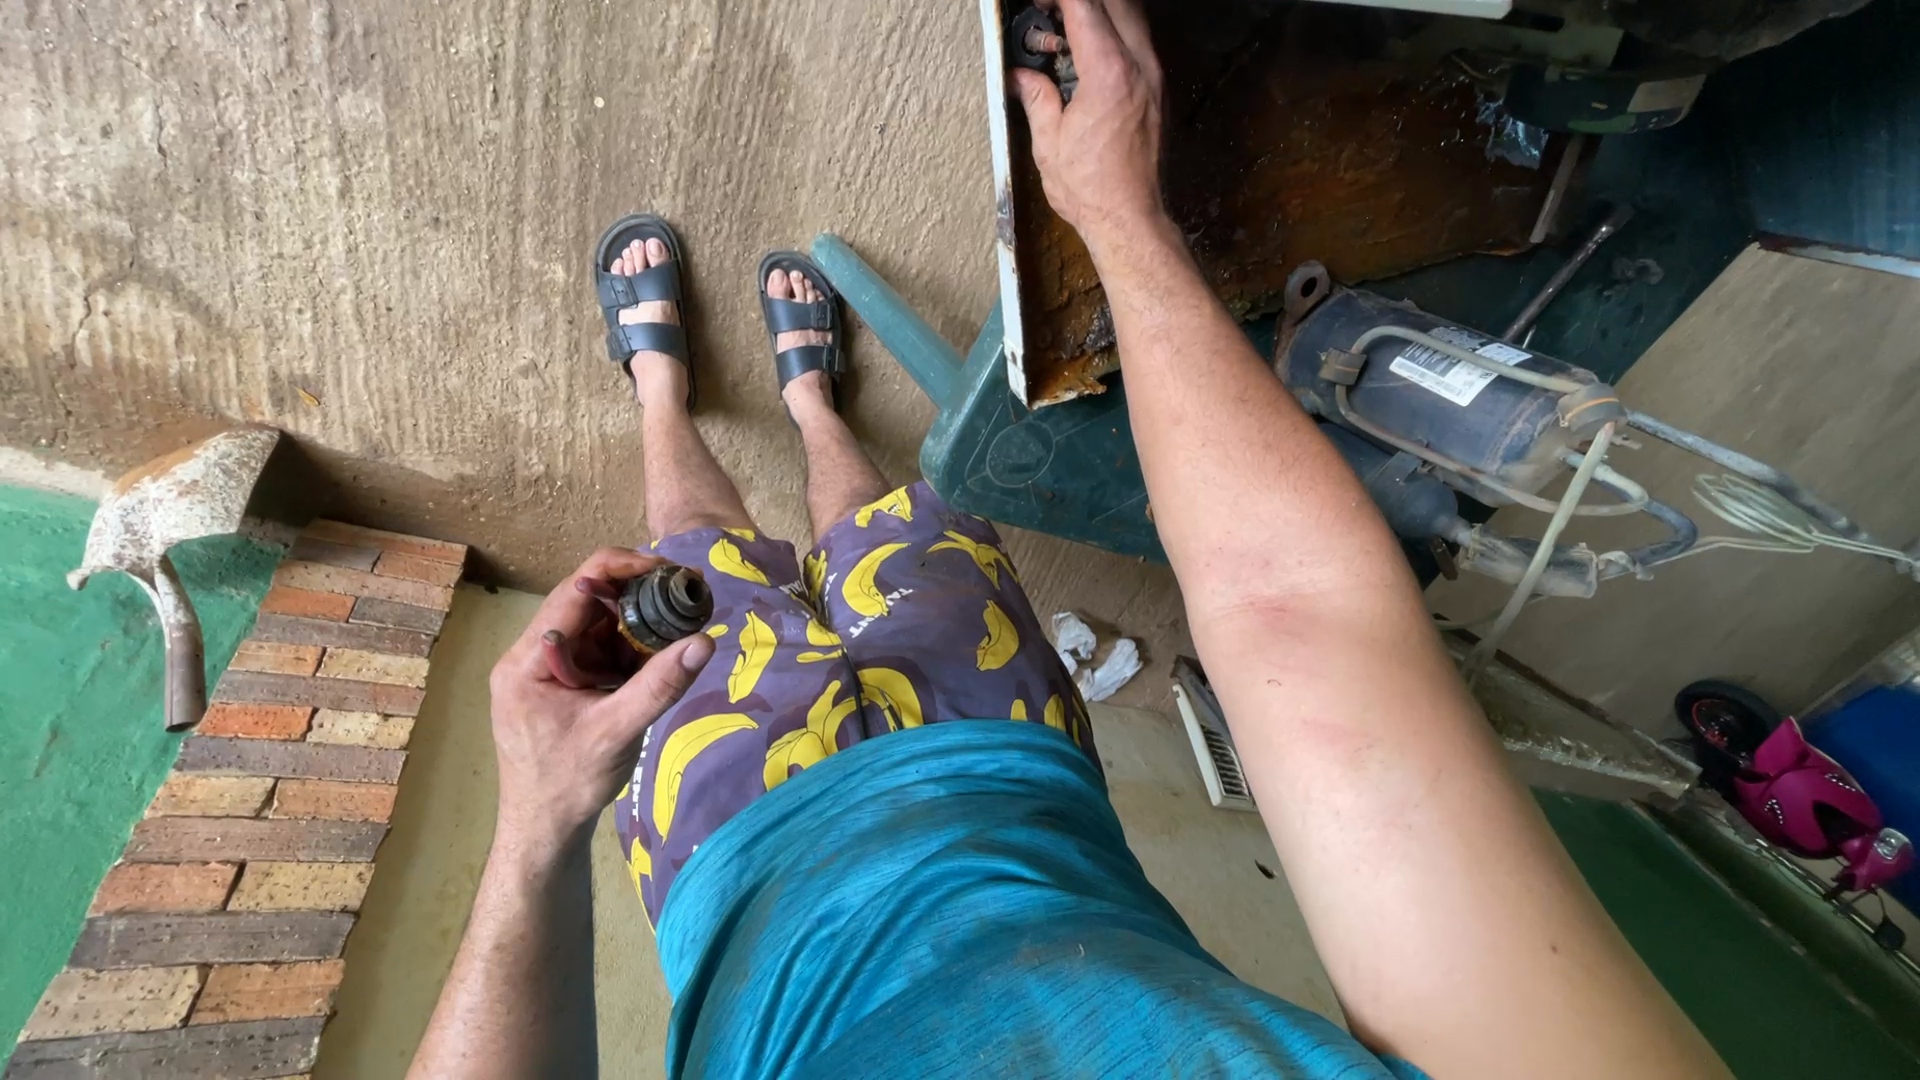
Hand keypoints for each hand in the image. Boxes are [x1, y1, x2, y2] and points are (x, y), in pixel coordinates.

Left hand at [487, 548, 715, 852]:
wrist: (545, 829)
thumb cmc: (568, 782)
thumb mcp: (617, 731)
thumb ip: (660, 685)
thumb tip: (706, 640)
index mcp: (529, 659)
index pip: (576, 589)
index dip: (624, 569)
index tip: (671, 571)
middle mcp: (536, 653)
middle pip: (590, 599)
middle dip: (641, 593)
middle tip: (689, 593)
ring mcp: (554, 666)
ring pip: (603, 622)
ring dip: (643, 620)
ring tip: (686, 620)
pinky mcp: (572, 680)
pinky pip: (608, 647)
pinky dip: (639, 645)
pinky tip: (667, 652)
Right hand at [1012, 0, 1166, 248]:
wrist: (1129, 219)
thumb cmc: (1092, 190)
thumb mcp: (1050, 143)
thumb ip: (1037, 98)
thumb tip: (1021, 77)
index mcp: (1108, 72)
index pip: (1084, 5)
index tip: (1038, 3)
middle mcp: (1139, 65)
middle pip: (1116, 1)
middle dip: (1080, 1)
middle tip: (1051, 13)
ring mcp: (1155, 77)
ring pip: (1133, 17)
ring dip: (1102, 13)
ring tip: (1070, 32)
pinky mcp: (1159, 93)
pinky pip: (1141, 44)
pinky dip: (1116, 35)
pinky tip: (1092, 57)